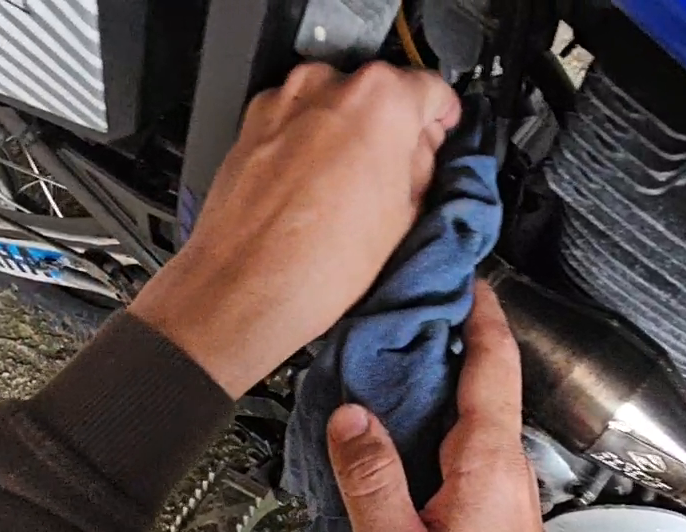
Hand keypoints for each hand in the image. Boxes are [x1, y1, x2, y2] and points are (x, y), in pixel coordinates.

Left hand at [130, 62, 460, 397]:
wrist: (244, 291)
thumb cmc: (314, 268)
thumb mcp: (402, 224)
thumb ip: (422, 171)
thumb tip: (422, 155)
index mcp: (382, 102)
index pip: (432, 90)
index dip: (441, 121)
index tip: (438, 138)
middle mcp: (330, 87)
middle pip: (380, 96)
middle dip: (391, 135)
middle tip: (393, 184)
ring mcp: (285, 102)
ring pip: (335, 109)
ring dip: (347, 141)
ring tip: (346, 200)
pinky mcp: (252, 125)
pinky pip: (296, 125)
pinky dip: (308, 148)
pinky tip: (311, 198)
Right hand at [326, 282, 616, 531]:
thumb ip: (371, 480)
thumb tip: (351, 416)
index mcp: (488, 466)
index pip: (492, 365)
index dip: (478, 311)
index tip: (457, 271)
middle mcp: (508, 471)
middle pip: (482, 384)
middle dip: (446, 342)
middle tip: (397, 312)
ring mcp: (507, 495)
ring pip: (473, 421)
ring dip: (438, 388)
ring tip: (386, 367)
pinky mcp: (497, 518)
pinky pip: (467, 456)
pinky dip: (436, 431)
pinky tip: (399, 442)